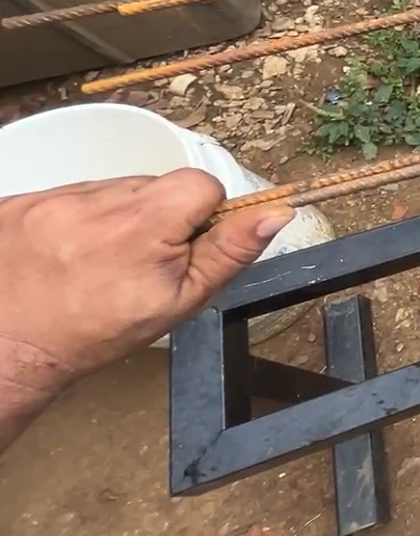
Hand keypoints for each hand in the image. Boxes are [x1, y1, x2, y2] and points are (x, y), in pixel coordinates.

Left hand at [0, 171, 291, 401]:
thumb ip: (234, 250)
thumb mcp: (186, 298)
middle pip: (156, 184)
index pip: (199, 183)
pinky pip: (70, 195)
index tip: (184, 241)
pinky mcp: (10, 205)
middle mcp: (88, 207)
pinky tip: (68, 248)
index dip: (203, 210)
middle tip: (142, 253)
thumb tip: (277, 212)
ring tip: (100, 253)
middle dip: (160, 212)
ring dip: (118, 213)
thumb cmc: (100, 331)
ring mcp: (42, 204)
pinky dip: (77, 216)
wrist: (7, 353)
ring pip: (115, 188)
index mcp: (139, 227)